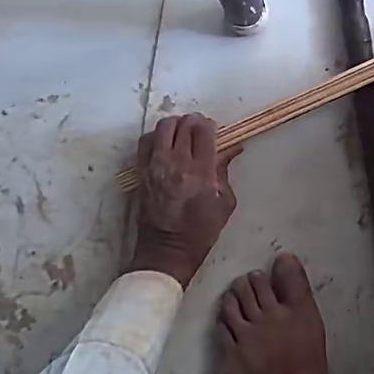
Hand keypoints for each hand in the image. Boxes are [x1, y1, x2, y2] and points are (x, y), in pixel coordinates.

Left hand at [128, 114, 241, 287]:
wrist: (166, 251)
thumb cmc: (200, 232)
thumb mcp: (224, 203)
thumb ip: (225, 171)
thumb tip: (232, 148)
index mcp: (200, 172)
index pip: (203, 130)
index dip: (210, 125)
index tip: (214, 131)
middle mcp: (176, 163)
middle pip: (183, 124)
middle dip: (194, 122)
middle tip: (200, 131)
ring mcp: (155, 166)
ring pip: (163, 127)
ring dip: (176, 125)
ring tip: (182, 134)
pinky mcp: (142, 171)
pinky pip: (146, 141)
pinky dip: (157, 136)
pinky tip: (165, 144)